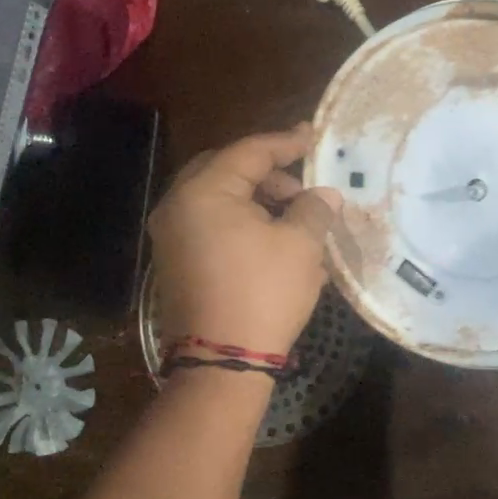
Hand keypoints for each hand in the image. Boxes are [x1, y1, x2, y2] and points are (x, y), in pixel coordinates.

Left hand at [147, 123, 343, 358]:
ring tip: (300, 222)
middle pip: (227, 172)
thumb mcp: (301, 245)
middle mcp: (178, 208)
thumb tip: (324, 195)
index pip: (249, 152)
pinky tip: (281, 247)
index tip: (313, 136)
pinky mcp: (179, 265)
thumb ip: (314, 209)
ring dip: (261, 204)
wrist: (222, 362)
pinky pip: (215, 229)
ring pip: (221, 203)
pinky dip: (247, 227)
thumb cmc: (263, 293)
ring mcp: (173, 238)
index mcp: (203, 193)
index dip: (286, 143)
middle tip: (303, 187)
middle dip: (269, 175)